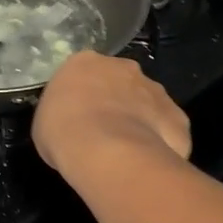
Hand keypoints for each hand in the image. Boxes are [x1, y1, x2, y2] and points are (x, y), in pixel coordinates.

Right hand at [33, 51, 191, 178]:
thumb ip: (62, 114)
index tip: (78, 114)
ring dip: (139, 119)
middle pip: (120, 81)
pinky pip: (167, 127)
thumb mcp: (45, 123)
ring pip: (147, 102)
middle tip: (103, 130)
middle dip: (116, 101)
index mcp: (84, 62)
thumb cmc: (63, 132)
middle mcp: (123, 67)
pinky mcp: (177, 116)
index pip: (84, 71)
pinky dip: (160, 141)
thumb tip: (74, 124)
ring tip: (126, 150)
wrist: (107, 152)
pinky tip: (147, 160)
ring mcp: (154, 89)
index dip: (83, 93)